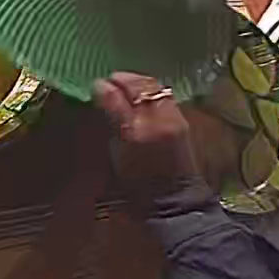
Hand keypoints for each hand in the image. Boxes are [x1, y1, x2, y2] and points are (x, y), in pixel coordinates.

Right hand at [91, 72, 197, 187]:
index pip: (116, 98)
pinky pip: (164, 94)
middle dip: (122, 79)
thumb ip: (110, 122)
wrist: (174, 199)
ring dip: (137, 82)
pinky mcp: (182, 120)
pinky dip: (151, 90)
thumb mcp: (116, 156)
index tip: (97, 85)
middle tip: (110, 80)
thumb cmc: (137, 185)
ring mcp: (172, 118)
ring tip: (125, 84)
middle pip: (138, 86)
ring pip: (153, 86)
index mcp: (134, 133)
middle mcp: (155, 120)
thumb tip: (102, 95)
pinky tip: (142, 94)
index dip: (104, 88)